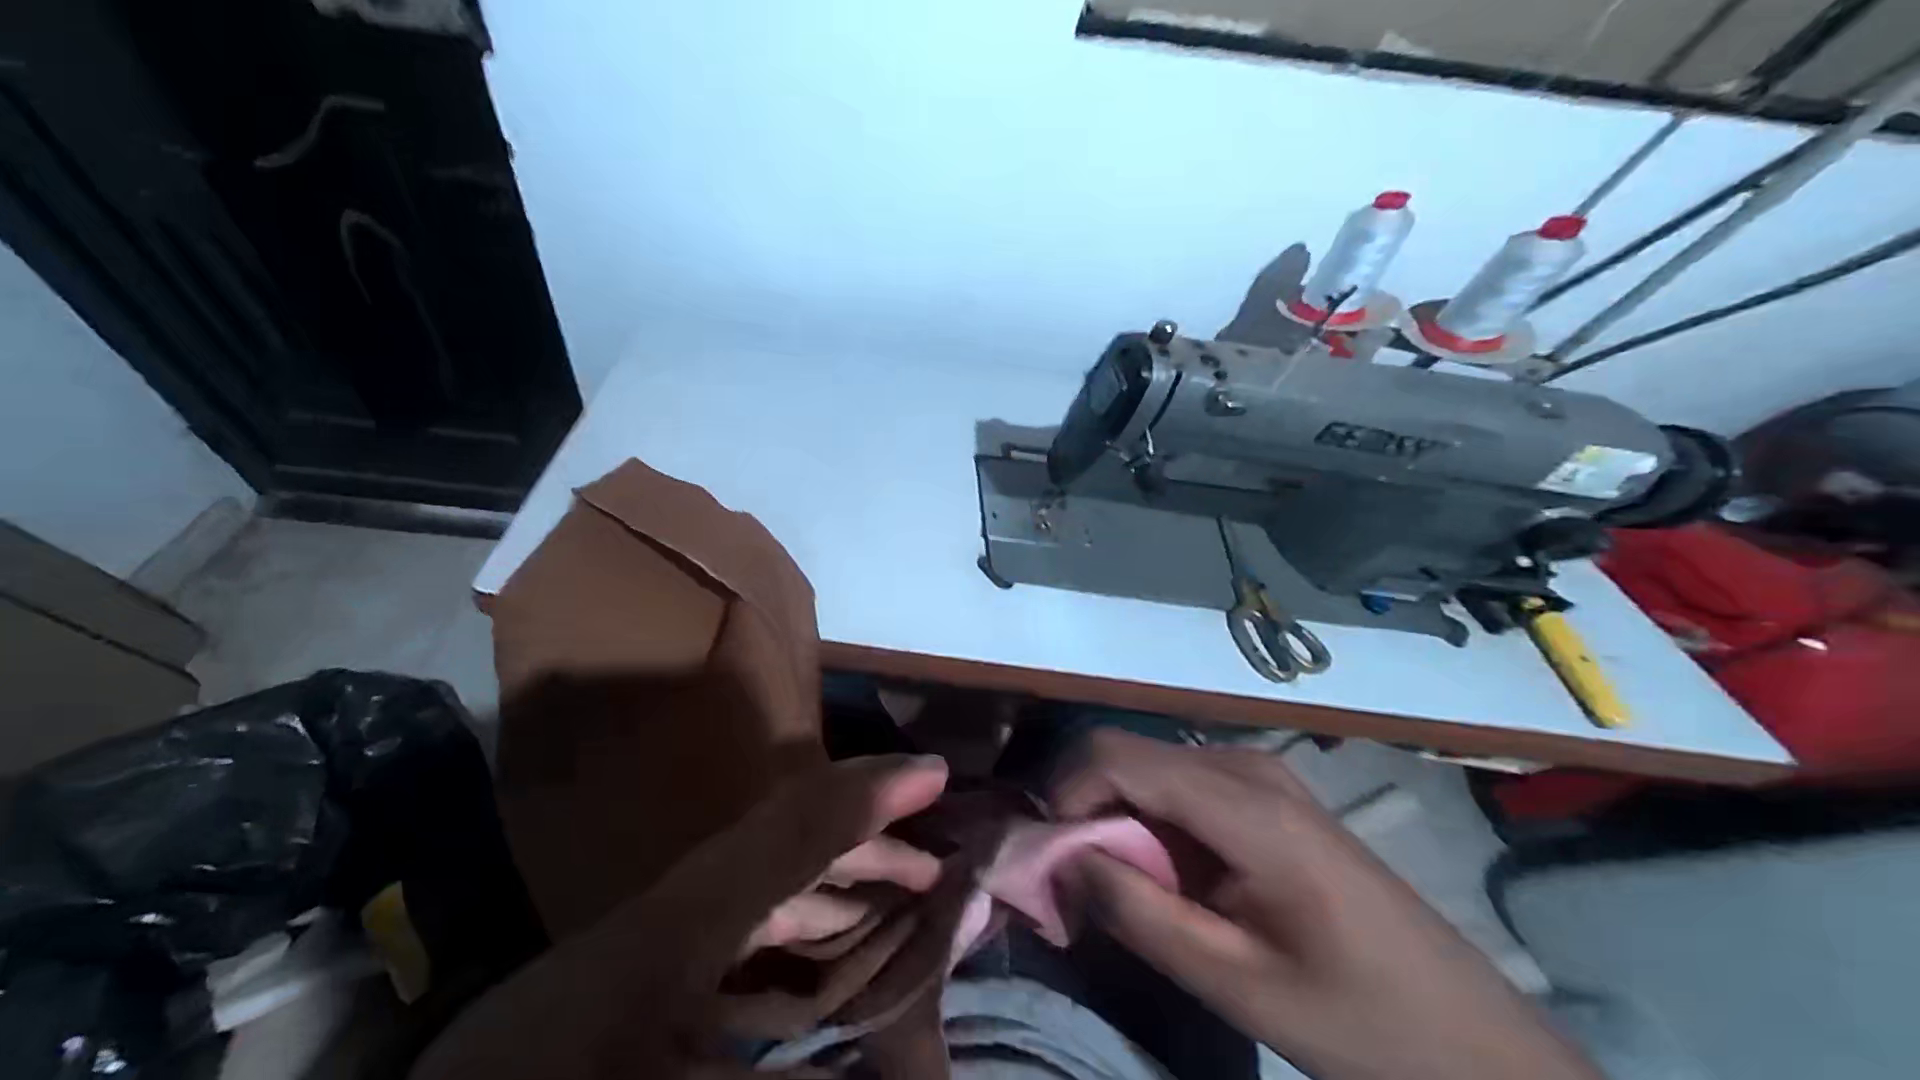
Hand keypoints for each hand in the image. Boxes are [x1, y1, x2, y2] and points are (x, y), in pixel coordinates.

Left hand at [414, 754, 948, 1079]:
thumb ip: (802, 1069)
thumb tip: (910, 1050)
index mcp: (677, 920)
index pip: (791, 830)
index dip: (868, 795)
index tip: (934, 770)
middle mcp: (670, 910)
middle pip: (786, 845)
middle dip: (867, 841)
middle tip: (936, 863)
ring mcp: (653, 941)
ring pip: (768, 886)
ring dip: (839, 885)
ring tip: (902, 897)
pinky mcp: (642, 975)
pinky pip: (744, 929)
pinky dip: (800, 930)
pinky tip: (830, 954)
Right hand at [1050, 731, 1599, 1079]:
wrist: (1475, 1039)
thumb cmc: (1359, 1020)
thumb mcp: (1236, 982)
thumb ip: (1138, 912)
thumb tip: (1061, 859)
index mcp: (1245, 804)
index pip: (1115, 755)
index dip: (1066, 796)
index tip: (1053, 863)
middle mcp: (1248, 766)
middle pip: (1128, 756)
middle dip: (1086, 810)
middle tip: (1079, 885)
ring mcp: (1264, 775)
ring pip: (1151, 770)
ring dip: (1118, 820)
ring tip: (1124, 890)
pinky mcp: (1270, 796)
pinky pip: (1183, 788)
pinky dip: (1153, 824)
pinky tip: (1174, 882)